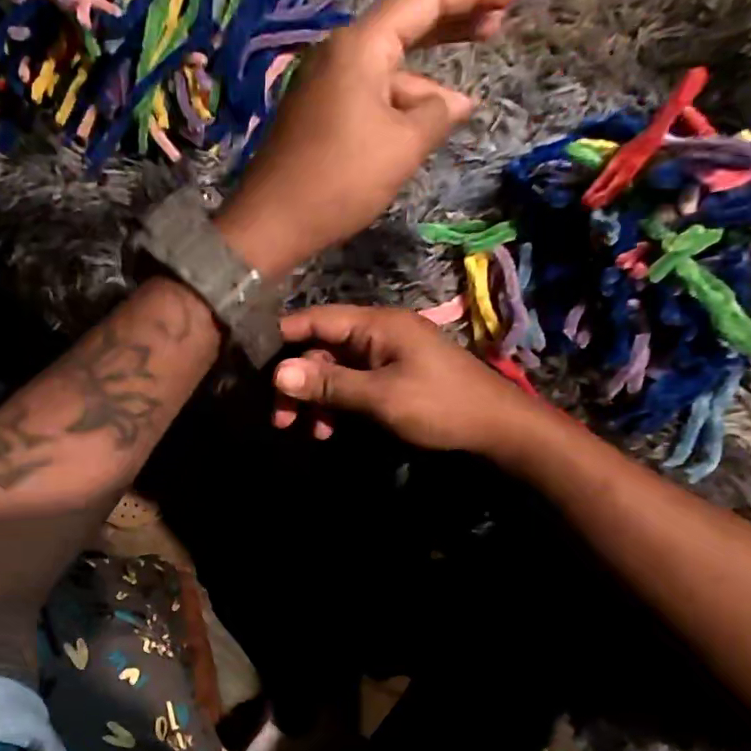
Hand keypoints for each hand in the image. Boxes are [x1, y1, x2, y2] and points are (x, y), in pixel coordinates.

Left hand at [213, 0, 528, 274]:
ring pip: (389, 68)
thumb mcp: (403, 146)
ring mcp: (325, 85)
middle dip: (455, 21)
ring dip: (428, 80)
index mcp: (361, 46)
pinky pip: (370, 96)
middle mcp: (340, 54)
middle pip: (407, 23)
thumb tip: (455, 103)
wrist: (270, 226)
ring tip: (465, 106)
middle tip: (500, 20)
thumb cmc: (339, 181)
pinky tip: (421, 128)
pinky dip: (400, 105)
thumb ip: (437, 114)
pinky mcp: (318, 115)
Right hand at [271, 305, 544, 454]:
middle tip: (280, 418)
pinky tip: (329, 430)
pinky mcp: (392, 374)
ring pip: (334, 369)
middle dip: (297, 382)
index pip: (316, 319)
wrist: (497, 427)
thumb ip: (330, 384)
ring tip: (307, 430)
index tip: (253, 363)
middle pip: (321, 349)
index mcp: (376, 324)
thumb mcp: (381, 397)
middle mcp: (377, 332)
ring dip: (316, 398)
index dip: (282, 337)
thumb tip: (278, 373)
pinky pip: (352, 383)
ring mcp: (385, 354)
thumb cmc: (440, 406)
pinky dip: (337, 404)